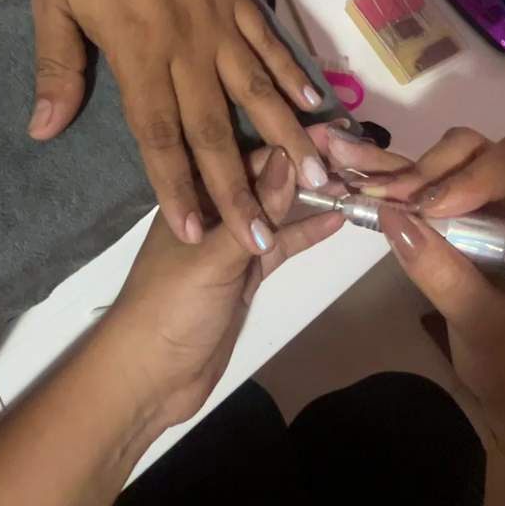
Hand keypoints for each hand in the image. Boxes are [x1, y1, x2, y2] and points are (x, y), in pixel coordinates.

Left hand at [31, 0, 328, 254]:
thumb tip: (45, 131)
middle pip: (214, 128)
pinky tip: (314, 104)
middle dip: (236, 187)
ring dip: (285, 139)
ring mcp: (219, 21)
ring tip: (315, 180)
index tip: (195, 233)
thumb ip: (58, 69)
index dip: (176, 186)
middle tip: (259, 238)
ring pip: (257, 90)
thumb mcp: (53, 6)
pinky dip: (292, 74)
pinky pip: (270, 42)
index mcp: (138, 52)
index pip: (159, 134)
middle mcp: (187, 46)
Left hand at [88, 146, 343, 432]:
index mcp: (192, 194)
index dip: (283, 141)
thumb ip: (254, 209)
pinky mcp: (245, 273)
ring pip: (275, 211)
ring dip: (310, 197)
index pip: (243, 155)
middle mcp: (212, 209)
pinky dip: (305, 232)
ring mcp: (230, 242)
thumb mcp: (214, 255)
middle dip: (303, 165)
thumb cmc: (170, 306)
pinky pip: (280, 244)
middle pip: (263, 179)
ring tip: (354, 179)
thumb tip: (289, 155)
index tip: (328, 129)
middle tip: (353, 150)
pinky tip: (337, 218)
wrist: (150, 376)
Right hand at [322, 127, 504, 476]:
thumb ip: (441, 270)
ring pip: (448, 161)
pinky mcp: (460, 218)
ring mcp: (491, 206)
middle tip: (397, 199)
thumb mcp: (483, 323)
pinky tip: (355, 171)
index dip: (472, 176)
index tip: (433, 209)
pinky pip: (427, 188)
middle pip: (479, 152)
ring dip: (406, 170)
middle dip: (434, 168)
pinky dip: (392, 180)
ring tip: (361, 175)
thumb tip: (390, 216)